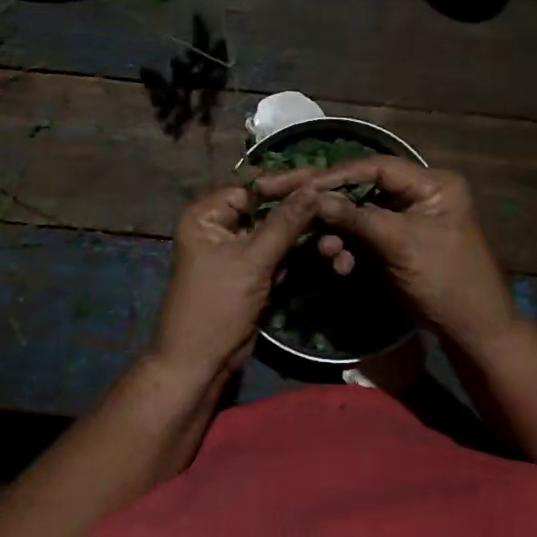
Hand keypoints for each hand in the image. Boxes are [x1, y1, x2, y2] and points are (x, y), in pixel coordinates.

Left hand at [150, 174, 320, 383]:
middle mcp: (218, 226)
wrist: (201, 361)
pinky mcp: (250, 272)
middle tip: (335, 197)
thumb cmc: (217, 305)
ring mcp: (235, 250)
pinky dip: (298, 252)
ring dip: (303, 232)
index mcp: (206, 215)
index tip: (322, 175)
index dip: (285, 181)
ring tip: (335, 229)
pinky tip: (326, 248)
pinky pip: (276, 253)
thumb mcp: (252, 261)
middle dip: (299, 208)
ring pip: (275, 231)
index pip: (250, 187)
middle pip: (265, 208)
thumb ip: (284, 223)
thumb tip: (314, 189)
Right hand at [302, 157, 517, 338]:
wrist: (470, 331)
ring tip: (326, 250)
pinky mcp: (392, 242)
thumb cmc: (446, 280)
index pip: (377, 167)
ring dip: (337, 232)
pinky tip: (340, 265)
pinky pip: (361, 236)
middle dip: (331, 203)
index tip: (306, 186)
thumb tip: (314, 198)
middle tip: (296, 207)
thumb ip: (357, 218)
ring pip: (357, 214)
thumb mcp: (401, 244)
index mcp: (432, 185)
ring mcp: (403, 219)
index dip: (339, 174)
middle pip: (362, 188)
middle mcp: (416, 195)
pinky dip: (347, 249)